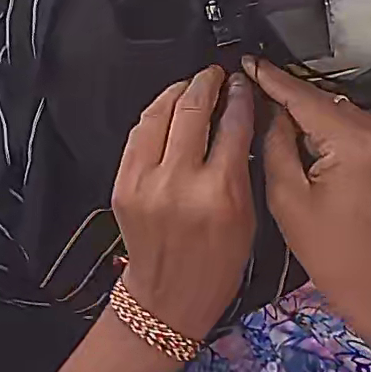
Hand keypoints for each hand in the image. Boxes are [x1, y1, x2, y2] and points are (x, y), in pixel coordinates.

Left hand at [112, 66, 256, 339]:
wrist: (168, 297)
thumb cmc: (217, 263)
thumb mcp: (247, 216)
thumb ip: (241, 165)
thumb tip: (239, 119)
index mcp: (219, 193)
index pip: (232, 125)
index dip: (239, 97)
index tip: (242, 85)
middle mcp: (179, 182)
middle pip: (192, 110)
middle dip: (207, 83)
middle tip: (216, 75)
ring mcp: (144, 181)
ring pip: (159, 113)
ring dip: (178, 91)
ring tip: (192, 85)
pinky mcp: (123, 184)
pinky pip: (138, 133)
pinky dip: (155, 113)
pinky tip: (168, 106)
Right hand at [244, 56, 370, 323]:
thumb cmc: (335, 253)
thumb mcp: (286, 196)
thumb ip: (275, 142)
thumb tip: (271, 110)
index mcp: (357, 146)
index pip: (306, 98)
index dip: (273, 80)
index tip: (253, 65)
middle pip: (325, 101)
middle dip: (290, 101)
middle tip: (257, 99)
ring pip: (340, 111)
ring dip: (311, 116)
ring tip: (282, 132)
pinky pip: (356, 124)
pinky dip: (332, 129)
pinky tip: (311, 144)